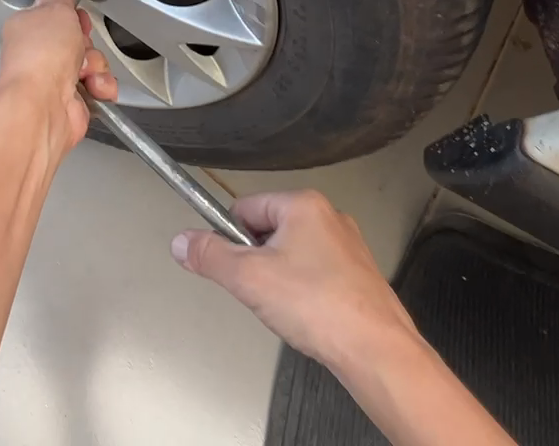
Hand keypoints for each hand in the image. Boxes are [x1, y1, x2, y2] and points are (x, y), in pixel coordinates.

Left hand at [0, 0, 118, 153]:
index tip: (77, 17)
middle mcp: (39, 55)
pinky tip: (93, 88)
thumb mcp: (54, 9)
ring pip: (92, 62)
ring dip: (96, 65)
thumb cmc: (40, 57)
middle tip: (79, 45)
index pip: (54, 15)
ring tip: (83, 71)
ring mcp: (55, 79)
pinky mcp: (72, 100)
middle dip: (87, 42)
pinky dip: (101, 86)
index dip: (72, 15)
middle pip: (79, 39)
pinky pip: (99, 85)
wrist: (43, 106)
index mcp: (27, 28)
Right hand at [170, 190, 419, 370]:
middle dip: (257, 261)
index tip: (233, 267)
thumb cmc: (318, 307)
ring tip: (287, 308)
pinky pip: (315, 274)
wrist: (376, 352)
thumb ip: (210, 256)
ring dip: (279, 278)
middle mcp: (329, 216)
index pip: (245, 208)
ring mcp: (348, 246)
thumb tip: (182, 242)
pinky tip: (308, 317)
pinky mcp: (359, 276)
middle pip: (268, 230)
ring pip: (291, 254)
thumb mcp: (249, 279)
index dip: (231, 238)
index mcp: (303, 204)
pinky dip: (304, 292)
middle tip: (261, 291)